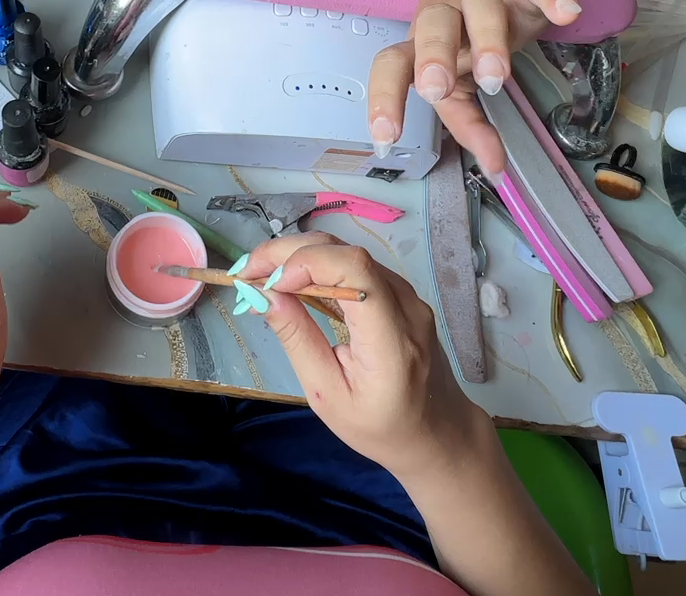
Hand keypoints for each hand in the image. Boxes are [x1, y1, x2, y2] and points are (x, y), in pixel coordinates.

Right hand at [235, 233, 488, 482]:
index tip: (267, 284)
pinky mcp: (400, 292)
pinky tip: (290, 280)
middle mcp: (406, 307)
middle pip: (344, 252)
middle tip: (246, 271)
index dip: (306, 263)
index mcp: (391, 342)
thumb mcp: (328, 395)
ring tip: (260, 274)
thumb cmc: (381, 428)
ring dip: (297, 255)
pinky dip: (315, 264)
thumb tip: (263, 294)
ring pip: (345, 251)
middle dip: (287, 252)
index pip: (354, 270)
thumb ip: (298, 340)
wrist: (439, 434)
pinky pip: (353, 264)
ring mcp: (407, 295)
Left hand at [368, 0, 580, 173]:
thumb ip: (466, 123)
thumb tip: (494, 167)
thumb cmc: (458, 40)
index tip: (385, 138)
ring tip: (497, 77)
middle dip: (432, 57)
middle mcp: (445, 20)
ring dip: (487, 39)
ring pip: (480, 7)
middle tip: (436, 91)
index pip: (391, 66)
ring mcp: (483, 1)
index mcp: (419, 46)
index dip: (384, 98)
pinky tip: (566, 14)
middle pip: (432, 25)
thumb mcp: (456, 82)